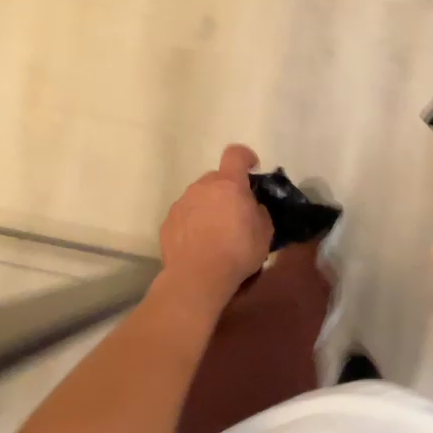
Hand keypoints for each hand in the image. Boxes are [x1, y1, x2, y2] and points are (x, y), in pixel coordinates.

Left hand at [159, 145, 273, 305]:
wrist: (197, 277)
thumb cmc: (237, 251)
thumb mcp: (265, 232)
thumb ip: (258, 212)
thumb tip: (252, 208)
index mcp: (229, 185)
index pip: (235, 154)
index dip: (245, 157)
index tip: (253, 168)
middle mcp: (202, 188)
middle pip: (216, 178)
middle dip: (227, 189)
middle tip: (236, 211)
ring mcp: (181, 204)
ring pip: (199, 196)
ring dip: (209, 206)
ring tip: (217, 231)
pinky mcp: (167, 223)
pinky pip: (185, 214)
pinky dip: (194, 222)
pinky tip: (200, 243)